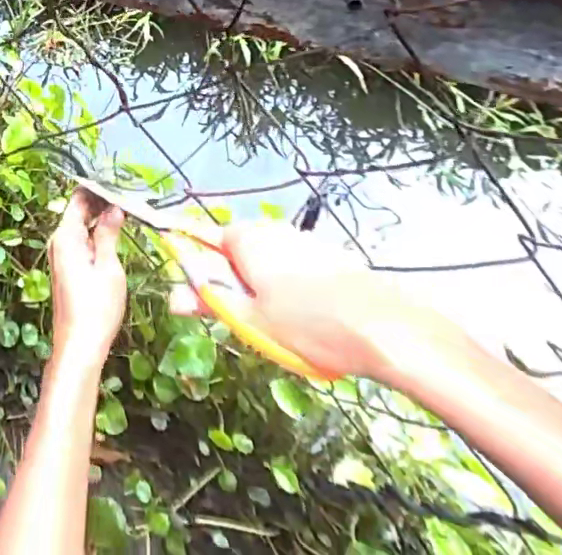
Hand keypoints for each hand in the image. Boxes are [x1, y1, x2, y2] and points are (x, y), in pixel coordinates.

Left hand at [47, 188, 126, 371]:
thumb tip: (114, 208)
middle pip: (79, 211)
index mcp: (65, 236)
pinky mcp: (66, 267)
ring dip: (100, 218)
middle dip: (101, 202)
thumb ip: (108, 234)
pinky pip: (80, 241)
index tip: (120, 183)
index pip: (79, 199)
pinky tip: (113, 234)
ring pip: (80, 226)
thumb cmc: (96, 307)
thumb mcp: (108, 267)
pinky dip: (95, 234)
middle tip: (128, 195)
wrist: (79, 345)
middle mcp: (58, 241)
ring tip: (126, 210)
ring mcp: (60, 254)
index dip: (99, 188)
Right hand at [168, 220, 452, 383]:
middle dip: (232, 283)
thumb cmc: (307, 324)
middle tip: (242, 320)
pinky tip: (309, 322)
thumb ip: (209, 302)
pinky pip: (294, 271)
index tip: (191, 293)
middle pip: (235, 253)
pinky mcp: (330, 257)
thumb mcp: (250, 320)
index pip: (201, 238)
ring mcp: (303, 241)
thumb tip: (173, 296)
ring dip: (262, 289)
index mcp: (246, 237)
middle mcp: (271, 229)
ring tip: (280, 328)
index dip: (194, 265)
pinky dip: (291, 290)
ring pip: (266, 264)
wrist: (388, 330)